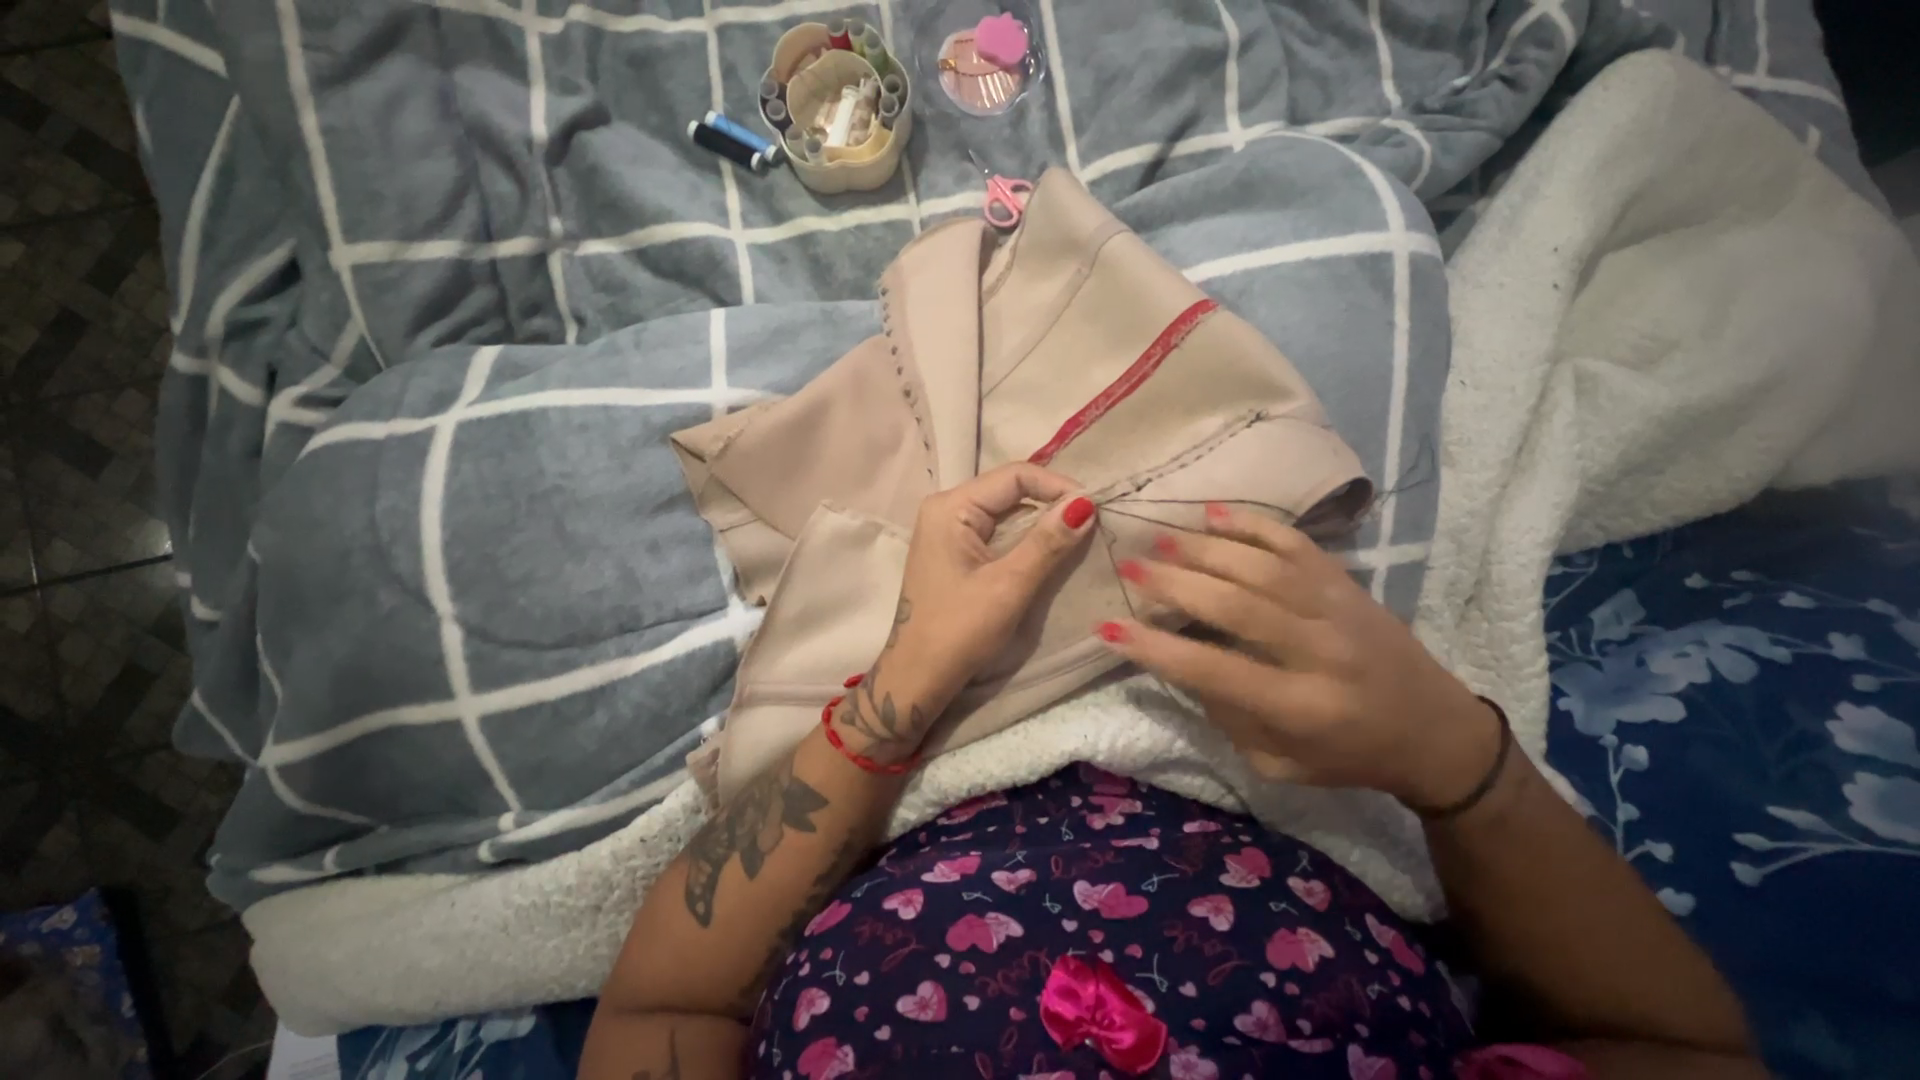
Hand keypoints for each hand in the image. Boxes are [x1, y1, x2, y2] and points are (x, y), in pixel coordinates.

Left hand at [886, 463, 1097, 696]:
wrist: (919, 676)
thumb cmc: (959, 631)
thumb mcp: (1009, 586)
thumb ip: (1047, 542)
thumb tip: (1086, 504)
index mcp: (950, 507)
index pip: (1014, 475)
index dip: (1058, 485)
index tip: (1095, 507)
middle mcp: (945, 508)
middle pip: (1010, 490)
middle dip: (1052, 502)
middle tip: (1094, 521)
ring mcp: (948, 530)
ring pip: (1006, 511)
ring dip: (1042, 521)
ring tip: (1080, 534)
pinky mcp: (955, 551)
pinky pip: (998, 532)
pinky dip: (1026, 538)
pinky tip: (1051, 550)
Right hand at [1091, 505, 1501, 809]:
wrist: (1436, 731)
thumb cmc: (1346, 755)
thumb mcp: (1278, 763)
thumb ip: (1227, 715)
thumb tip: (1180, 663)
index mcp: (1300, 707)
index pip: (1215, 671)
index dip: (1157, 648)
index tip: (1109, 629)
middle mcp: (1319, 651)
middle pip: (1237, 607)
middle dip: (1176, 584)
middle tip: (1130, 568)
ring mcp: (1338, 609)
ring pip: (1263, 568)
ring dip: (1205, 550)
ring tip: (1159, 539)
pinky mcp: (1349, 584)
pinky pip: (1297, 544)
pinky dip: (1253, 525)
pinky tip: (1214, 513)